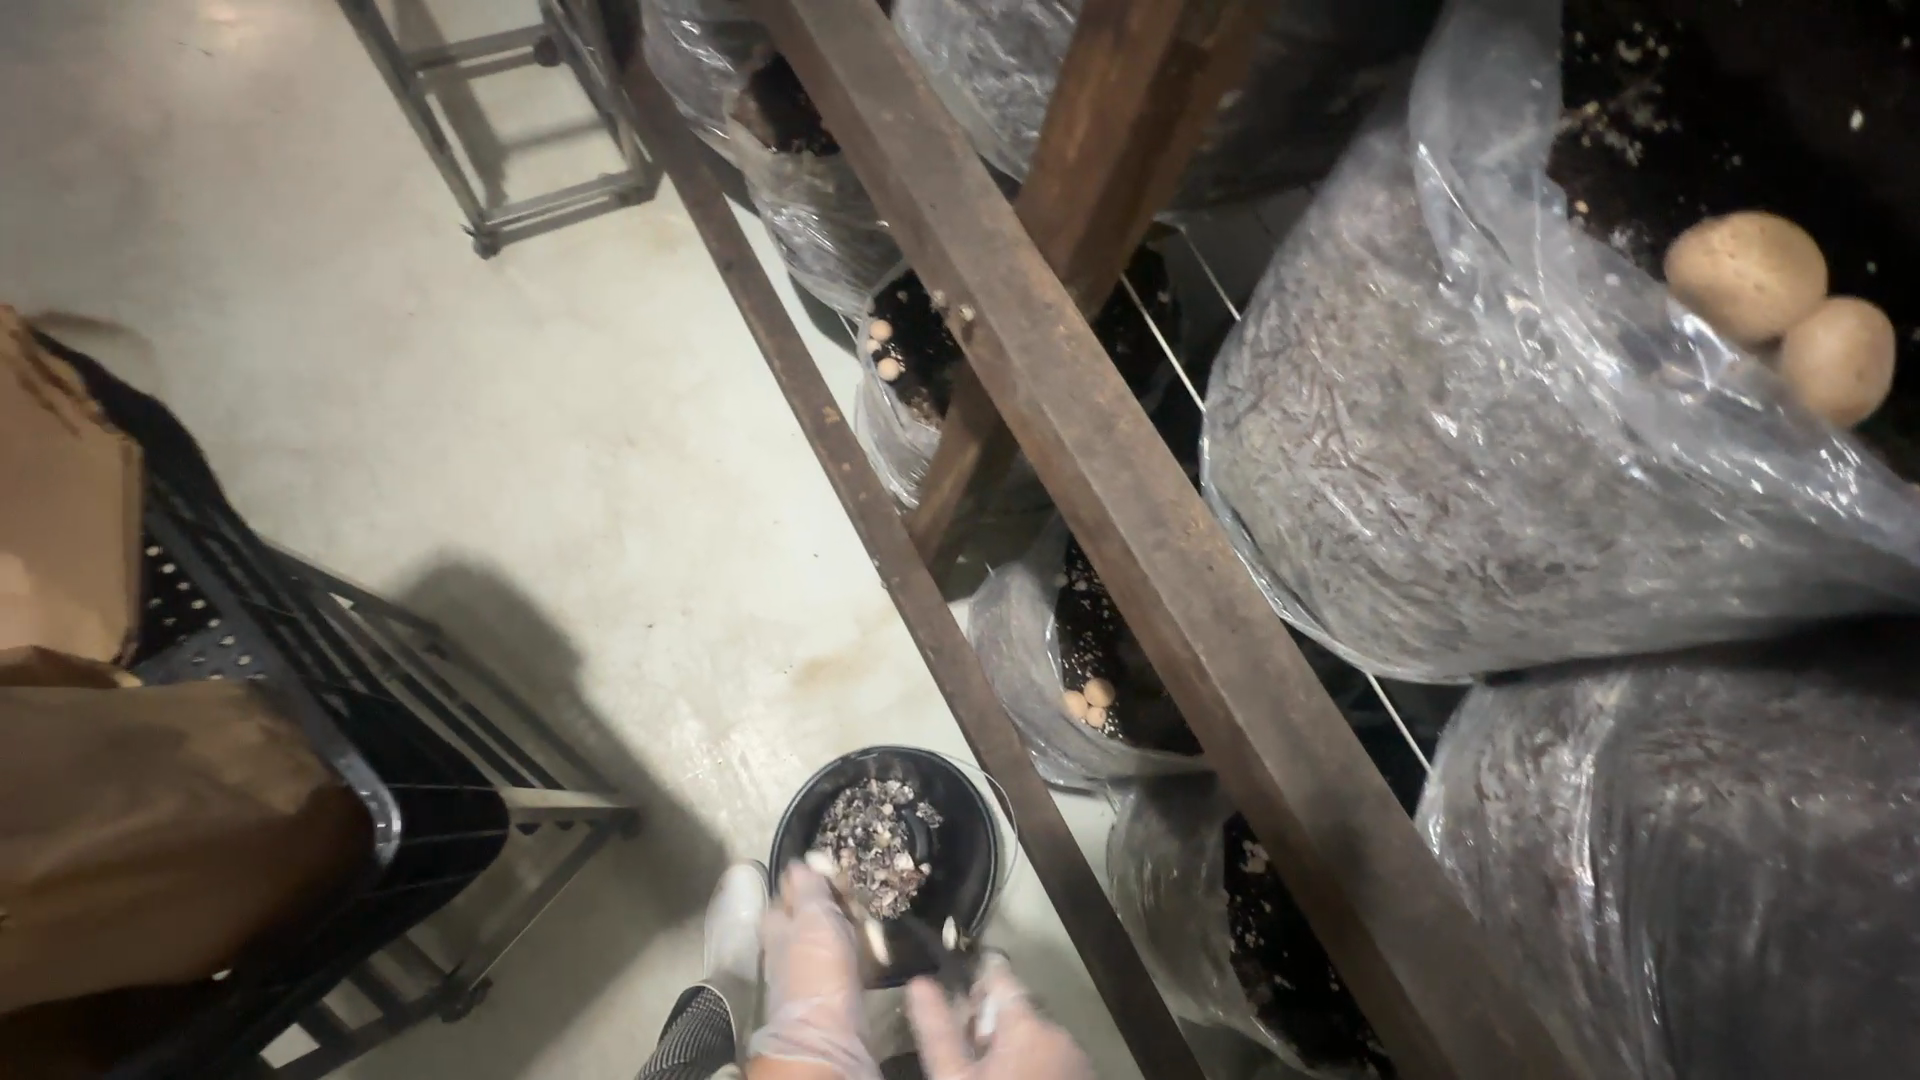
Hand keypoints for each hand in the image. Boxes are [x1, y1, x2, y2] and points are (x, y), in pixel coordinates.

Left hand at [748, 863, 879, 1079]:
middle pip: (808, 916)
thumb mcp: (813, 918)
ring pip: (827, 937)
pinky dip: (856, 949)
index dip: (806, 880)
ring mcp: (809, 972)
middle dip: (830, 902)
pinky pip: (843, 960)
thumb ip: (809, 891)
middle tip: (856, 889)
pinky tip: (871, 945)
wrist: (828, 1035)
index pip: (788, 893)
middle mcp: (788, 948)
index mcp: (778, 926)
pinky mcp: (831, 992)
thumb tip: (798, 863)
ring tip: (868, 911)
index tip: (831, 868)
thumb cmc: (817, 969)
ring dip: (846, 925)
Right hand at [907, 953, 1095, 1079]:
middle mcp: (1058, 1033)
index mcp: (1027, 1023)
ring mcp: (1077, 1062)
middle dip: (992, 1024)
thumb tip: (918, 983)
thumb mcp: (954, 1078)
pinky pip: (1053, 1064)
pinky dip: (1034, 1069)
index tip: (958, 990)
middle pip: (1017, 1012)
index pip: (999, 977)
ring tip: (987, 1075)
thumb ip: (937, 1029)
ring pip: (1035, 1040)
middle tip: (967, 1054)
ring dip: (1012, 1050)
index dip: (976, 981)